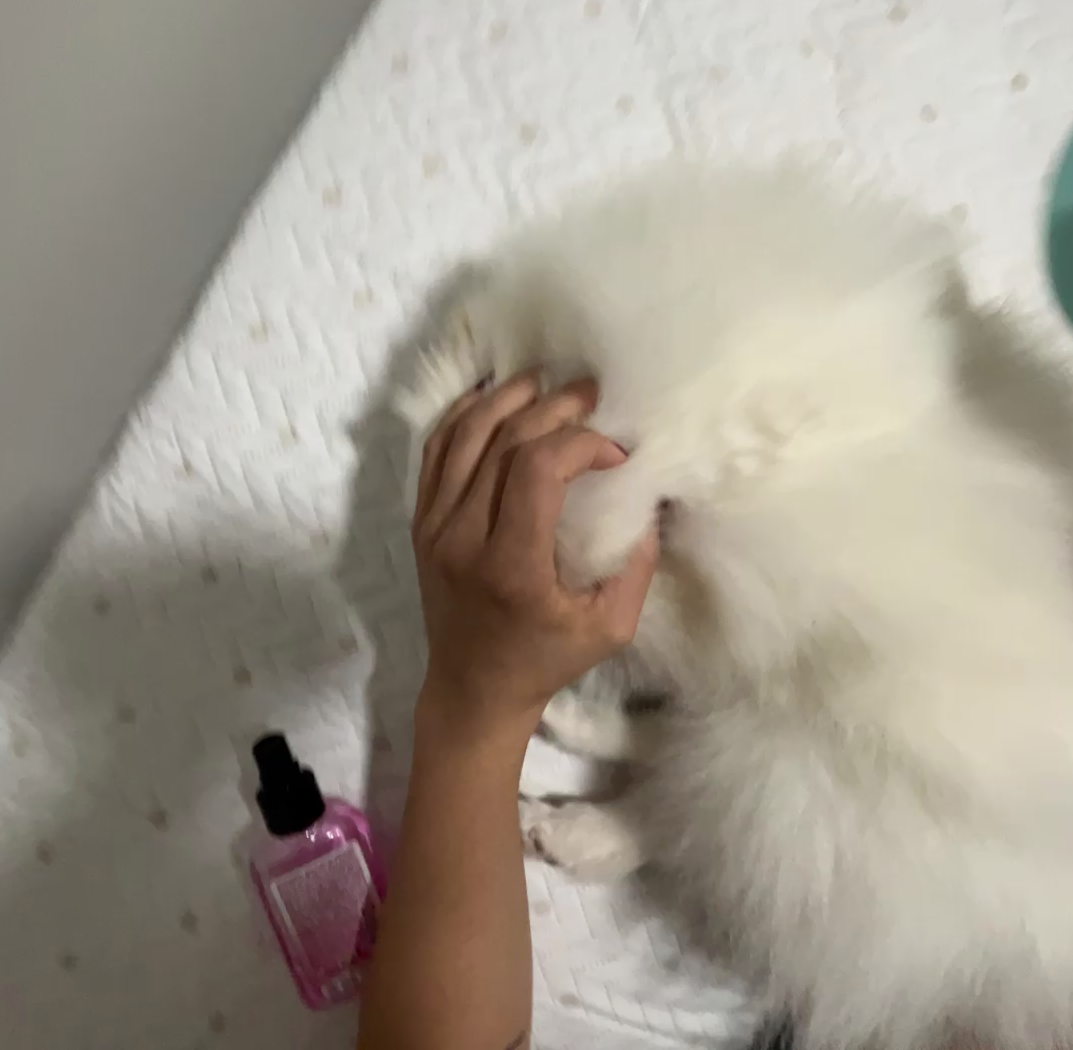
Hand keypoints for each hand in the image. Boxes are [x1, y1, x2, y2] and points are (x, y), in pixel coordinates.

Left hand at [410, 373, 659, 736]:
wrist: (471, 690)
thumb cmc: (544, 662)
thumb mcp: (610, 628)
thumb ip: (637, 566)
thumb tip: (651, 501)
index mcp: (511, 566)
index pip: (536, 469)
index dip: (580, 443)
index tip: (614, 454)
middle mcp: (463, 537)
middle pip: (504, 442)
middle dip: (554, 408)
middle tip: (590, 395)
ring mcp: (434, 527)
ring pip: (465, 435)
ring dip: (507, 399)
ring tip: (545, 382)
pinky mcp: (421, 523)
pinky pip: (435, 451)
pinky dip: (463, 415)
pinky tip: (493, 398)